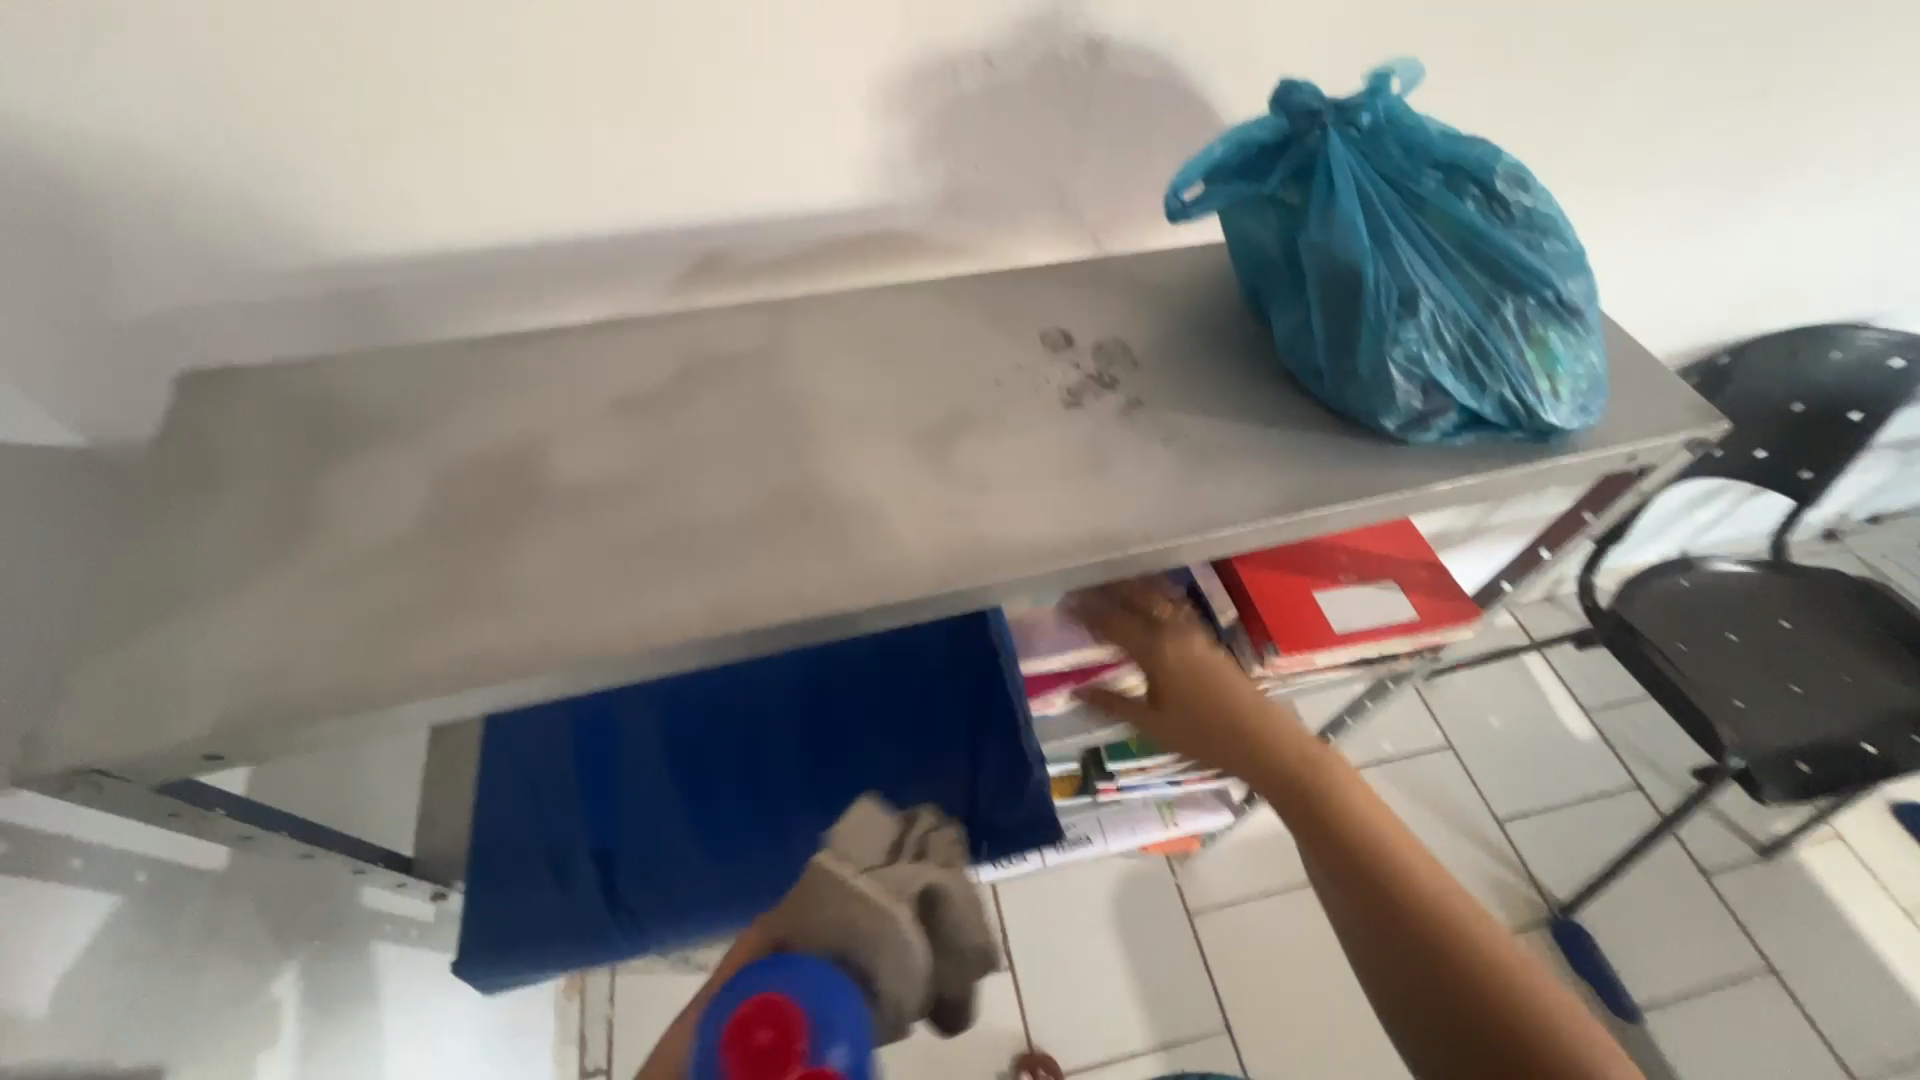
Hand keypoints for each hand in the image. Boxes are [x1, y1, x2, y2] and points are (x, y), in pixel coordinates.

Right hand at [1065, 578, 1296, 771]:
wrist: (1261, 739)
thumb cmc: (1203, 737)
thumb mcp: (1151, 726)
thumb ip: (1113, 704)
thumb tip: (1076, 691)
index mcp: (1155, 651)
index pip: (1112, 622)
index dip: (1086, 612)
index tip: (1063, 605)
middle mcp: (1173, 631)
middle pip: (1134, 598)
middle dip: (1105, 591)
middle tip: (1080, 590)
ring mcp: (1193, 631)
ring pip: (1157, 597)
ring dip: (1130, 588)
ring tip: (1108, 586)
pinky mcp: (1206, 636)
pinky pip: (1173, 604)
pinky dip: (1154, 596)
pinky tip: (1147, 600)